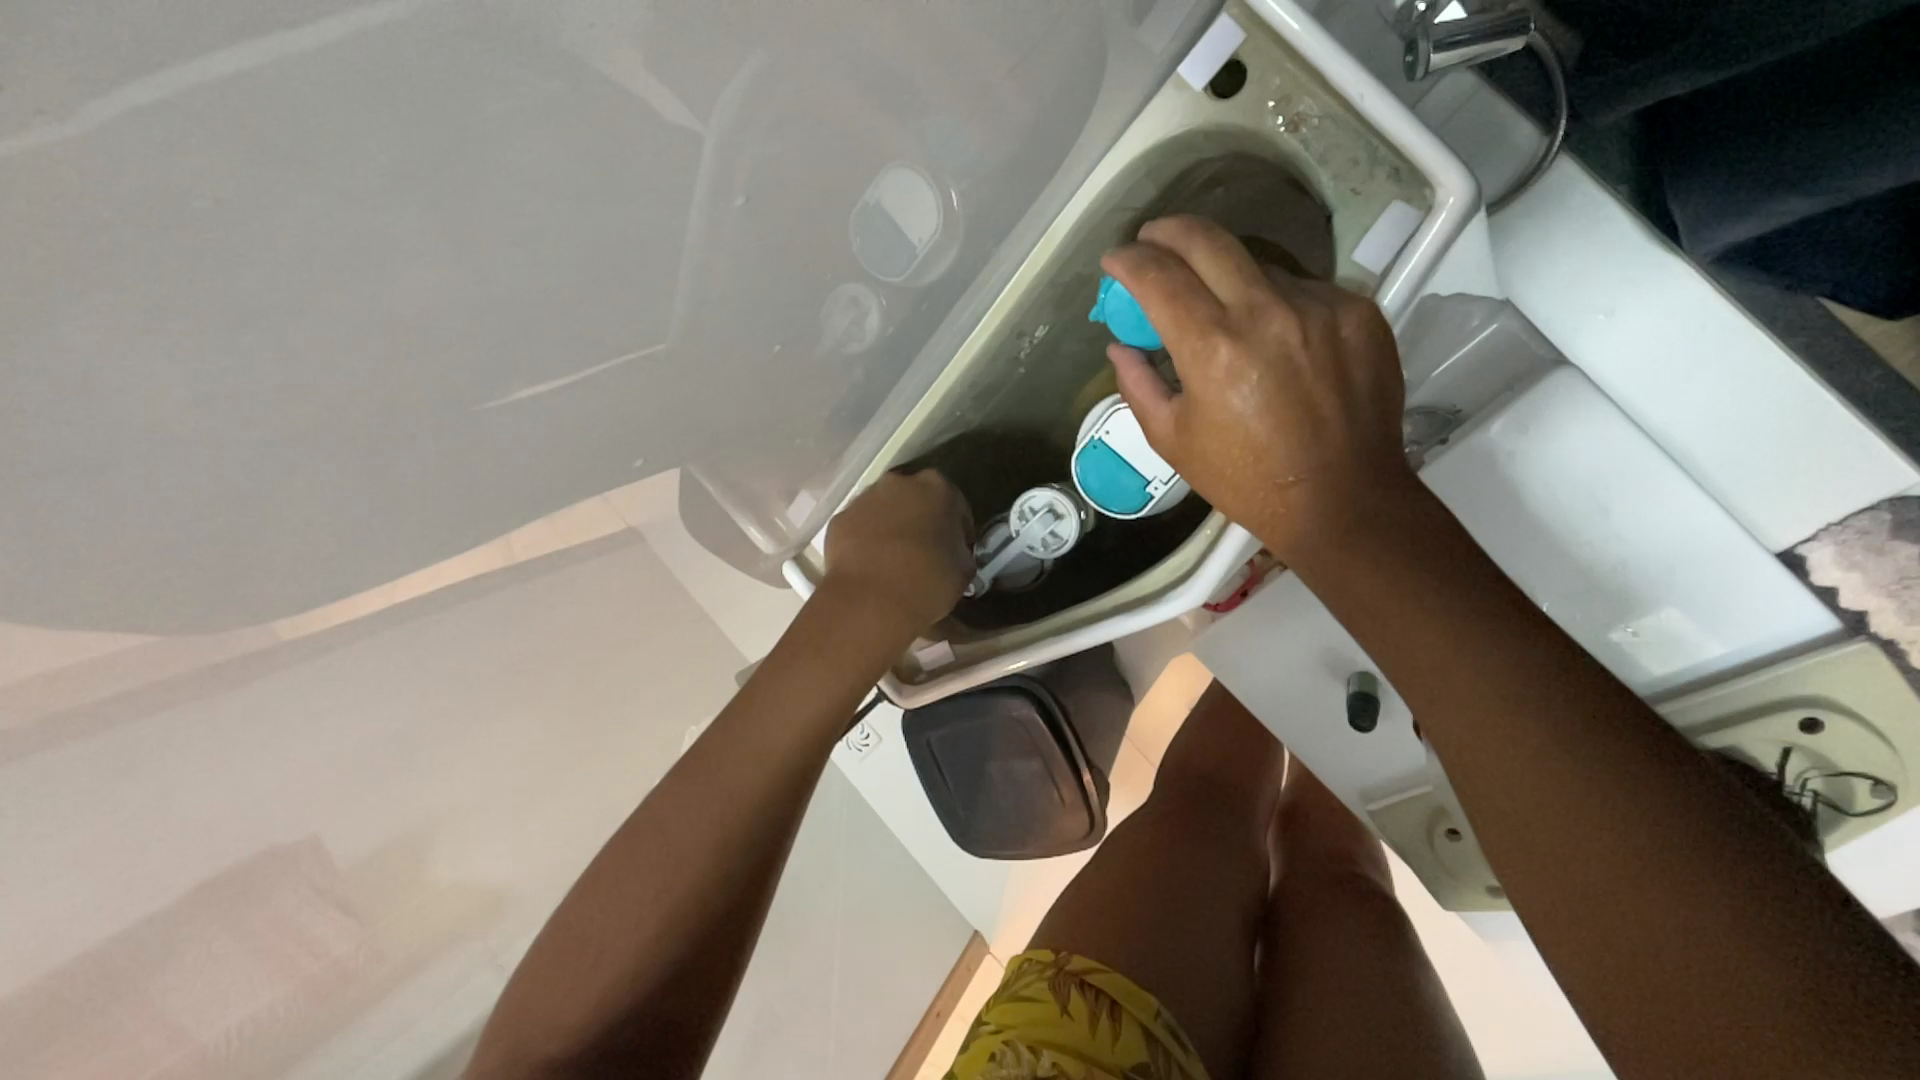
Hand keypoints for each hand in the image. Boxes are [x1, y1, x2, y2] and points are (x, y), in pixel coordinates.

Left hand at [821, 469, 974, 636]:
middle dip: (920, 521)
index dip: (959, 531)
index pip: (956, 506)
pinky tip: (869, 566)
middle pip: (915, 499)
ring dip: (890, 528)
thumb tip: (955, 556)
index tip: (957, 552)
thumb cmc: (930, 580)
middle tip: (924, 553)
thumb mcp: (964, 569)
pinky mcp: (840, 519)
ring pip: (883, 510)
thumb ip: (961, 553)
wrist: (874, 598)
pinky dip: (864, 541)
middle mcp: (900, 482)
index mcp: (938, 488)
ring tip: (893, 561)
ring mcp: (865, 498)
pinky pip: (858, 527)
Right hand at [1101, 215, 1415, 561]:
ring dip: (1228, 276)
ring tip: (1221, 308)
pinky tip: (1276, 337)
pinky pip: (1304, 289)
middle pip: (1207, 239)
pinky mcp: (1357, 312)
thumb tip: (1121, 347)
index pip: (1158, 276)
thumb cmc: (1246, 480)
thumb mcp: (1173, 441)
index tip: (1115, 261)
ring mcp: (1319, 306)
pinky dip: (1277, 303)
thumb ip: (1138, 385)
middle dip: (1168, 232)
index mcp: (1213, 347)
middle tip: (1153, 240)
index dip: (1128, 261)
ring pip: (1258, 265)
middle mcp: (1266, 311)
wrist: (1343, 499)